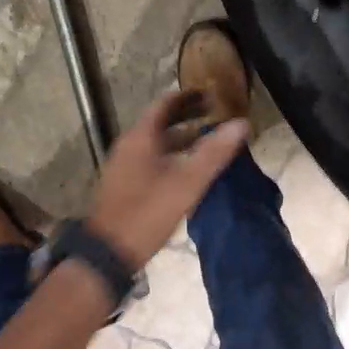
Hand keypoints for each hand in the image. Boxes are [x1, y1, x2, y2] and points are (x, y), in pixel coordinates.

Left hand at [85, 92, 248, 267]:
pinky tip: (187, 169)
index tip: (211, 94)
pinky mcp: (124, 184)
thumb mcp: (186, 183)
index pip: (165, 104)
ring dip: (180, 137)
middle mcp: (129, 145)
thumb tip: (241, 123)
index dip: (188, 96)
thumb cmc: (147, 213)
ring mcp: (124, 165)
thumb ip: (213, 152)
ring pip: (156, 142)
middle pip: (160, 121)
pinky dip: (171, 154)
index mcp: (140, 137)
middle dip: (187, 116)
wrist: (107, 253)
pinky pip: (150, 158)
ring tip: (207, 141)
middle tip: (214, 115)